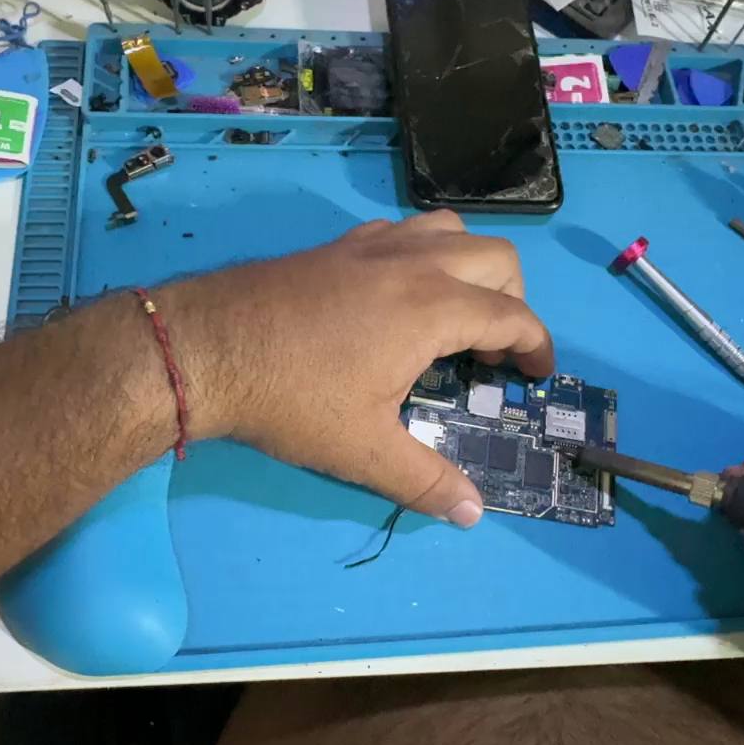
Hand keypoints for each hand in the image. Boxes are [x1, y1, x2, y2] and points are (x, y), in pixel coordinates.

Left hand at [166, 211, 553, 527]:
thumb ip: (424, 481)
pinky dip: (424, 254)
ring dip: (470, 267)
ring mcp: (372, 245)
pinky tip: (398, 294)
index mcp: (432, 308)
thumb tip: (471, 514)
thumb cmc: (290, 398)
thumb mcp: (362, 450)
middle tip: (490, 352)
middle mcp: (412, 263)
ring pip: (450, 230)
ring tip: (454, 314)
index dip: (536, 345)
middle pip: (496, 259)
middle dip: (513, 302)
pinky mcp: (339, 244)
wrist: (206, 347)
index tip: (536, 373)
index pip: (513, 316)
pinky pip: (404, 232)